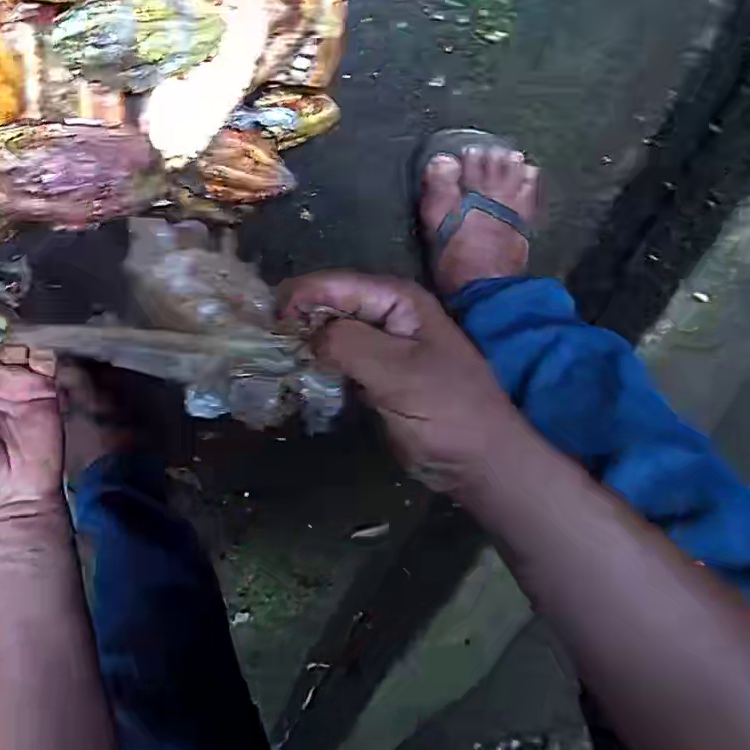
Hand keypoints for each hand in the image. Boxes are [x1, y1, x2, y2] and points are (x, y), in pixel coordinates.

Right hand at [280, 271, 527, 490]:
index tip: (270, 320)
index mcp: (398, 299)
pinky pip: (336, 356)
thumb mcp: (397, 373)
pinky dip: (315, 362)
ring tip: (274, 351)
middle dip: (298, 316)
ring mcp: (381, 343)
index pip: (336, 284)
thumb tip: (307, 335)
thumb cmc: (447, 413)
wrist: (483, 466)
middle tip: (267, 337)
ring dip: (303, 340)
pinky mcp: (374, 371)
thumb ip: (348, 344)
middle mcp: (387, 312)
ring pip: (329, 330)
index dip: (301, 296)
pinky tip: (296, 370)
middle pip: (329, 303)